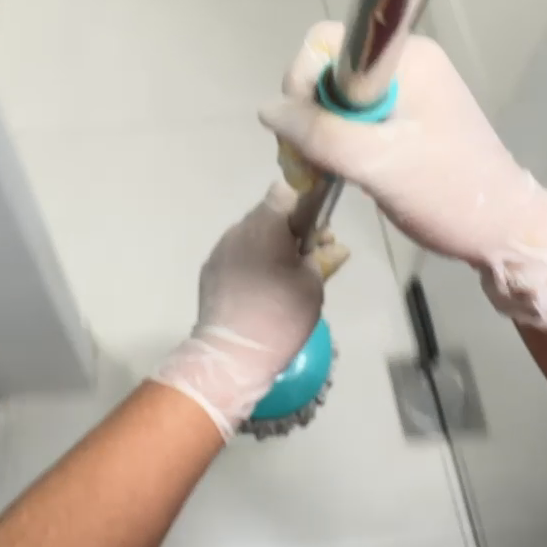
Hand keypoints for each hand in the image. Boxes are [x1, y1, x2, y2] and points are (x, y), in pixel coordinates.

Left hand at [151, 183, 324, 439]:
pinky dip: (252, 261)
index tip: (317, 225)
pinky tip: (263, 286)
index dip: (304, 202)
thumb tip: (336, 246)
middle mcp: (238, 228)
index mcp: (265, 225)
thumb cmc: (279, 316)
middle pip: (269, 213)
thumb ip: (323, 258)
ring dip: (271, 245)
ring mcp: (221, 249)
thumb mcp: (312, 287)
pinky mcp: (210, 269)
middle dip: (290, 228)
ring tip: (287, 275)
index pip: (286, 191)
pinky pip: (237, 253)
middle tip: (311, 254)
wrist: (231, 354)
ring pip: (252, 234)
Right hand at [259, 22, 546, 328]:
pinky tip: (328, 172)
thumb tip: (266, 110)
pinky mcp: (399, 119)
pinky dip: (330, 144)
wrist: (504, 233)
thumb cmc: (448, 193)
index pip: (329, 41)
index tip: (299, 127)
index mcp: (406, 59)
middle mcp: (402, 65)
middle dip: (304, 115)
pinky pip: (347, 118)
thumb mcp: (377, 163)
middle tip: (302, 164)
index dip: (302, 78)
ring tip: (313, 175)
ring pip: (332, 98)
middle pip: (326, 70)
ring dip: (313, 135)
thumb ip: (319, 133)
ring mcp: (402, 92)